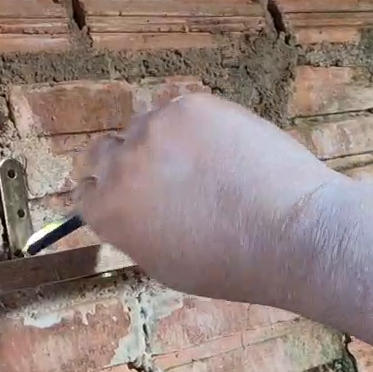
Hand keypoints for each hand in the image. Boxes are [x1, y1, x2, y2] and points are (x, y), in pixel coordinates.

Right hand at [78, 93, 346, 302]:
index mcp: (107, 211)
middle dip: (124, 160)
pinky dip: (198, 124)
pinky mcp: (189, 107)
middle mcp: (118, 167)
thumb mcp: (163, 264)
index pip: (84, 190)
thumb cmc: (230, 264)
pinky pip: (181, 109)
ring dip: (162, 140)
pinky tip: (227, 147)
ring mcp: (152, 131)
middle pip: (102, 150)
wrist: (288, 233)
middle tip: (161, 171)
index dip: (105, 190)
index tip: (127, 193)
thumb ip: (133, 230)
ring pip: (145, 125)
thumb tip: (134, 210)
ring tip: (205, 161)